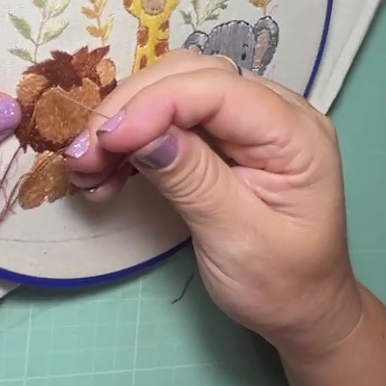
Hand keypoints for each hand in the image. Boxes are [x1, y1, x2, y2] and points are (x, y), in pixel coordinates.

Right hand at [62, 51, 363, 359]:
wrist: (302, 309)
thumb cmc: (283, 284)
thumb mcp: (238, 241)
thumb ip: (194, 181)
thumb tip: (142, 135)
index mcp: (295, 133)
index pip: (218, 89)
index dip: (155, 104)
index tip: (104, 141)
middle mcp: (274, 110)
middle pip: (189, 76)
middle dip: (129, 108)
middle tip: (83, 155)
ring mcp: (247, 119)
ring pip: (171, 89)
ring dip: (123, 121)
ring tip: (87, 167)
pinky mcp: (222, 134)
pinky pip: (168, 117)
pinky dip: (131, 138)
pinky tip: (106, 171)